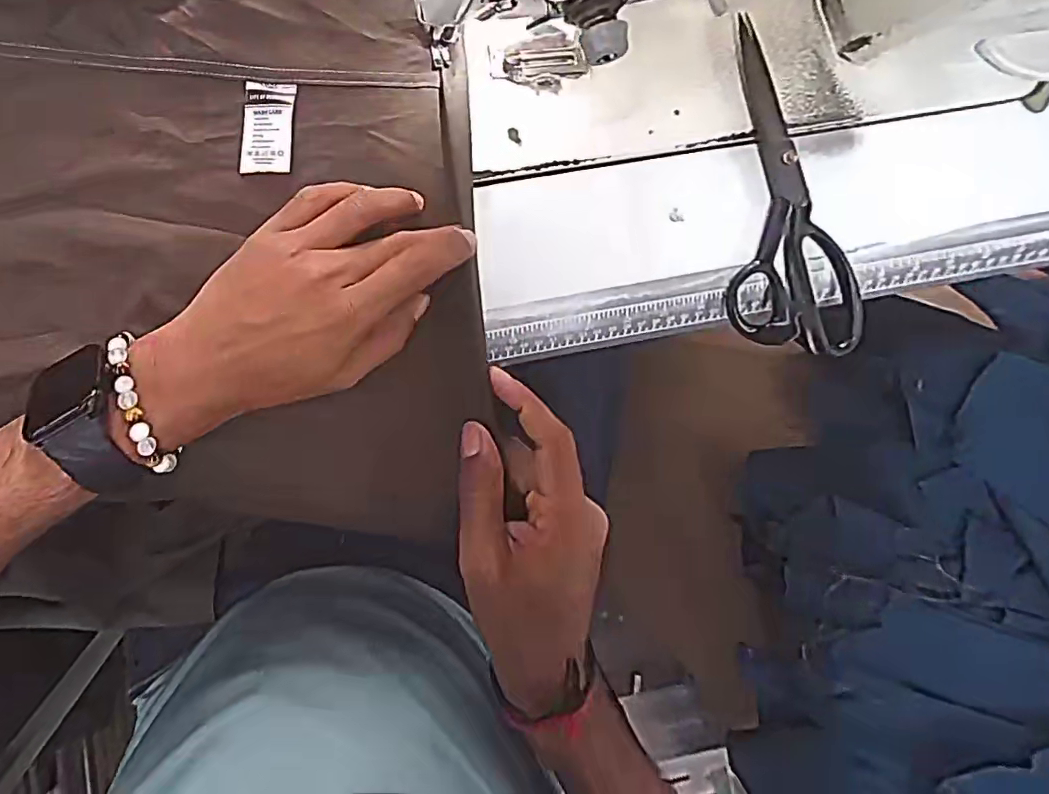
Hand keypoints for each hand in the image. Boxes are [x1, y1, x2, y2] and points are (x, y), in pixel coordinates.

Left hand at [129, 183, 475, 447]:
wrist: (207, 360)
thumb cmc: (267, 374)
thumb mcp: (342, 374)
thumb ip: (387, 336)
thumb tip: (415, 303)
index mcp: (347, 312)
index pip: (414, 265)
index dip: (447, 248)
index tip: (461, 243)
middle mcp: (325, 273)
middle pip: (394, 237)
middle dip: (431, 230)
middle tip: (445, 230)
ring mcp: (295, 248)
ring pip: (358, 206)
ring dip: (392, 199)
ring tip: (409, 201)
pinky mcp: (270, 234)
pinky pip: (312, 198)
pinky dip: (342, 190)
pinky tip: (356, 194)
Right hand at [458, 366, 609, 715]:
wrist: (547, 670)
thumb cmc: (513, 620)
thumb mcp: (481, 556)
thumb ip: (479, 489)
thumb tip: (475, 433)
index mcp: (568, 516)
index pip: (554, 441)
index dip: (527, 402)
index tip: (496, 378)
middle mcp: (585, 511)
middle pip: (541, 455)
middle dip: (501, 447)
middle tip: (463, 449)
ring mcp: (585, 520)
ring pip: (538, 472)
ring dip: (505, 473)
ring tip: (475, 500)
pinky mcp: (578, 527)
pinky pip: (542, 489)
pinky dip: (515, 487)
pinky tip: (491, 512)